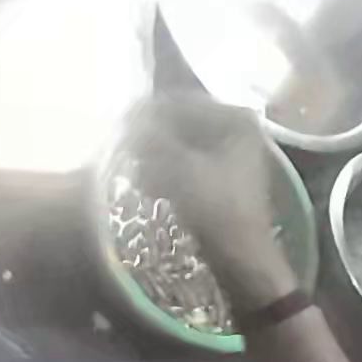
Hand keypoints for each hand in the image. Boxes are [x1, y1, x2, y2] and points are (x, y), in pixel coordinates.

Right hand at [132, 98, 299, 311]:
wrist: (241, 258)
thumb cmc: (215, 209)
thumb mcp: (178, 169)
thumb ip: (151, 138)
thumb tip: (129, 118)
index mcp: (235, 118)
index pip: (182, 103)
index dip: (149, 114)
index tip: (120, 127)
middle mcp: (238, 131)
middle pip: (184, 125)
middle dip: (154, 138)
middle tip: (126, 149)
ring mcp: (233, 159)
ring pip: (185, 148)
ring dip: (158, 157)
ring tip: (136, 171)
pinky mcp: (225, 185)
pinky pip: (190, 169)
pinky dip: (170, 174)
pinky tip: (151, 187)